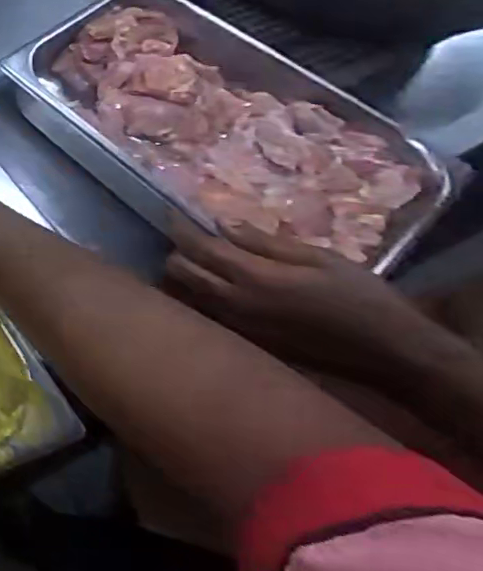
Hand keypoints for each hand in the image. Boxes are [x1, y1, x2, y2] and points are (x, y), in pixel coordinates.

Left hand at [164, 215, 441, 382]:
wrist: (398, 357)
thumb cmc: (366, 301)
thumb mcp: (323, 261)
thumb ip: (266, 242)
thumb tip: (222, 223)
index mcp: (254, 277)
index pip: (196, 246)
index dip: (179, 226)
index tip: (172, 213)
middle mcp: (234, 300)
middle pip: (178, 268)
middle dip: (177, 249)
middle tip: (193, 239)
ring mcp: (236, 322)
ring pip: (184, 290)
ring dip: (183, 272)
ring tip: (201, 261)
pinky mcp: (245, 338)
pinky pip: (202, 310)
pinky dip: (196, 293)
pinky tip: (213, 285)